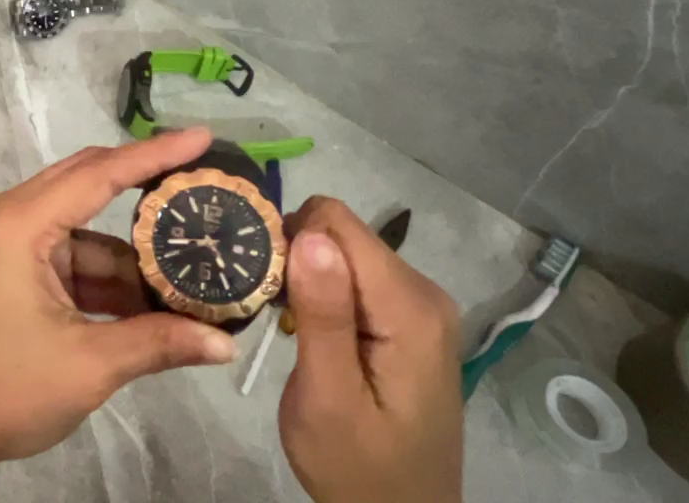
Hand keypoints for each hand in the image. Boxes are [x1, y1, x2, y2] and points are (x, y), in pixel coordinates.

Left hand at [0, 129, 238, 502]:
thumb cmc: (6, 386)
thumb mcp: (88, 364)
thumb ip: (159, 343)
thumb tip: (226, 344)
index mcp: (21, 223)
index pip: (99, 174)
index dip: (153, 154)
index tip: (201, 137)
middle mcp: (15, 218)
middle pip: (91, 187)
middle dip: (147, 188)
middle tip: (205, 184)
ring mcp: (15, 244)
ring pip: (88, 231)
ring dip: (133, 253)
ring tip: (197, 261)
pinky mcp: (19, 270)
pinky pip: (75, 258)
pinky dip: (111, 277)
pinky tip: (157, 299)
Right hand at [279, 196, 463, 502]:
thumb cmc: (357, 466)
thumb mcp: (328, 397)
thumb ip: (322, 314)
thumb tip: (309, 234)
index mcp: (408, 307)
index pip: (335, 222)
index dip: (289, 240)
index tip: (266, 287)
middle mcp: (422, 292)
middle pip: (338, 232)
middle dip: (295, 257)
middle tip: (273, 314)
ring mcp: (417, 305)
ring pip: (340, 250)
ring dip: (304, 275)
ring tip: (286, 325)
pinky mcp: (405, 318)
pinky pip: (351, 274)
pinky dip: (318, 289)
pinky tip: (306, 330)